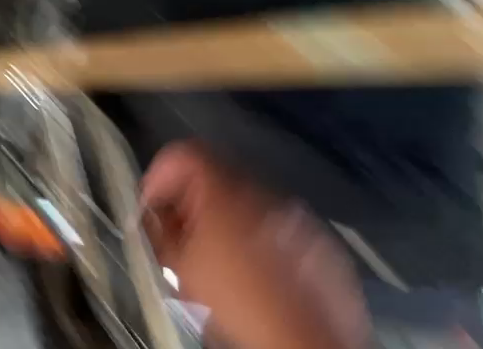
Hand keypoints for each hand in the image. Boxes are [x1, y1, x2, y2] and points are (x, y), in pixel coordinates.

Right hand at [141, 142, 369, 348]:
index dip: (162, 172)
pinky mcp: (328, 249)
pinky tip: (257, 272)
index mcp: (227, 193)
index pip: (185, 153)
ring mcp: (304, 223)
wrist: (308, 347)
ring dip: (230, 219)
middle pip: (219, 178)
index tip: (154, 201)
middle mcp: (268, 197)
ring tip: (221, 255)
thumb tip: (154, 216)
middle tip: (183, 230)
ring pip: (253, 205)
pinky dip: (264, 239)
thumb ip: (159, 227)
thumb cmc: (237, 302)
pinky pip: (284, 230)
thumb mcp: (178, 263)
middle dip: (195, 199)